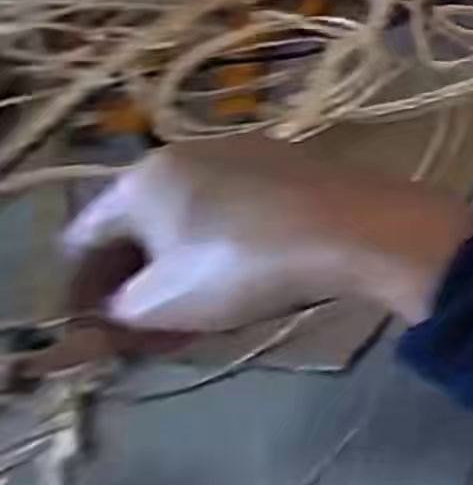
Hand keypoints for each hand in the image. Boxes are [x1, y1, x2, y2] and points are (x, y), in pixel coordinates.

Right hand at [63, 137, 472, 331]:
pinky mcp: (319, 168)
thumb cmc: (250, 261)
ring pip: (212, 221)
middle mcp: (209, 151)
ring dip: (202, 268)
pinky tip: (267, 279)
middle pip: (153, 227)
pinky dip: (252, 246)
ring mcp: (272, 154)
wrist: (374, 229)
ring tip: (215, 313)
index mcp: (149, 174)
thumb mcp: (157, 305)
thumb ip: (116, 314)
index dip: (86, 295)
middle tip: (159, 331)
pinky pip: (263, 212)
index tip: (106, 333)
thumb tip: (120, 313)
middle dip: (149, 283)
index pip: (87, 242)